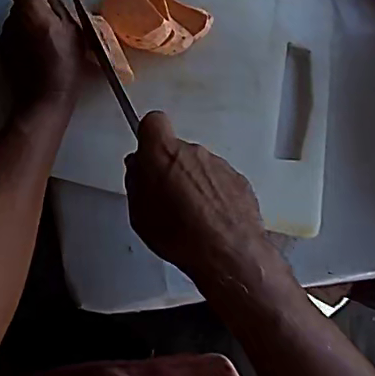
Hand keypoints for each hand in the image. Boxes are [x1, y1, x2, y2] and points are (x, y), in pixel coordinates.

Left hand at [0, 0, 86, 109]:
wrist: (43, 101)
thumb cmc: (64, 67)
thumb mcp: (74, 31)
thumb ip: (57, 6)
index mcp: (31, 11)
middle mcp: (13, 20)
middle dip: (38, 3)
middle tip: (58, 20)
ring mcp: (6, 37)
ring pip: (19, 17)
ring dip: (33, 21)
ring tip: (53, 40)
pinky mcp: (4, 51)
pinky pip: (16, 34)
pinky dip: (28, 36)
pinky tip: (43, 52)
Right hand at [124, 111, 277, 285]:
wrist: (227, 252)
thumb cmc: (183, 235)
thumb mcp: (139, 213)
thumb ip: (136, 182)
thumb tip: (138, 171)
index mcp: (163, 153)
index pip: (153, 122)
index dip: (148, 136)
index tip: (145, 151)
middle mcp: (193, 152)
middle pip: (177, 149)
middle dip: (170, 168)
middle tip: (164, 197)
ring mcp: (218, 164)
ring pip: (199, 166)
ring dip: (193, 184)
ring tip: (188, 217)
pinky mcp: (237, 179)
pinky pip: (219, 181)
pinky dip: (213, 195)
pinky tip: (208, 221)